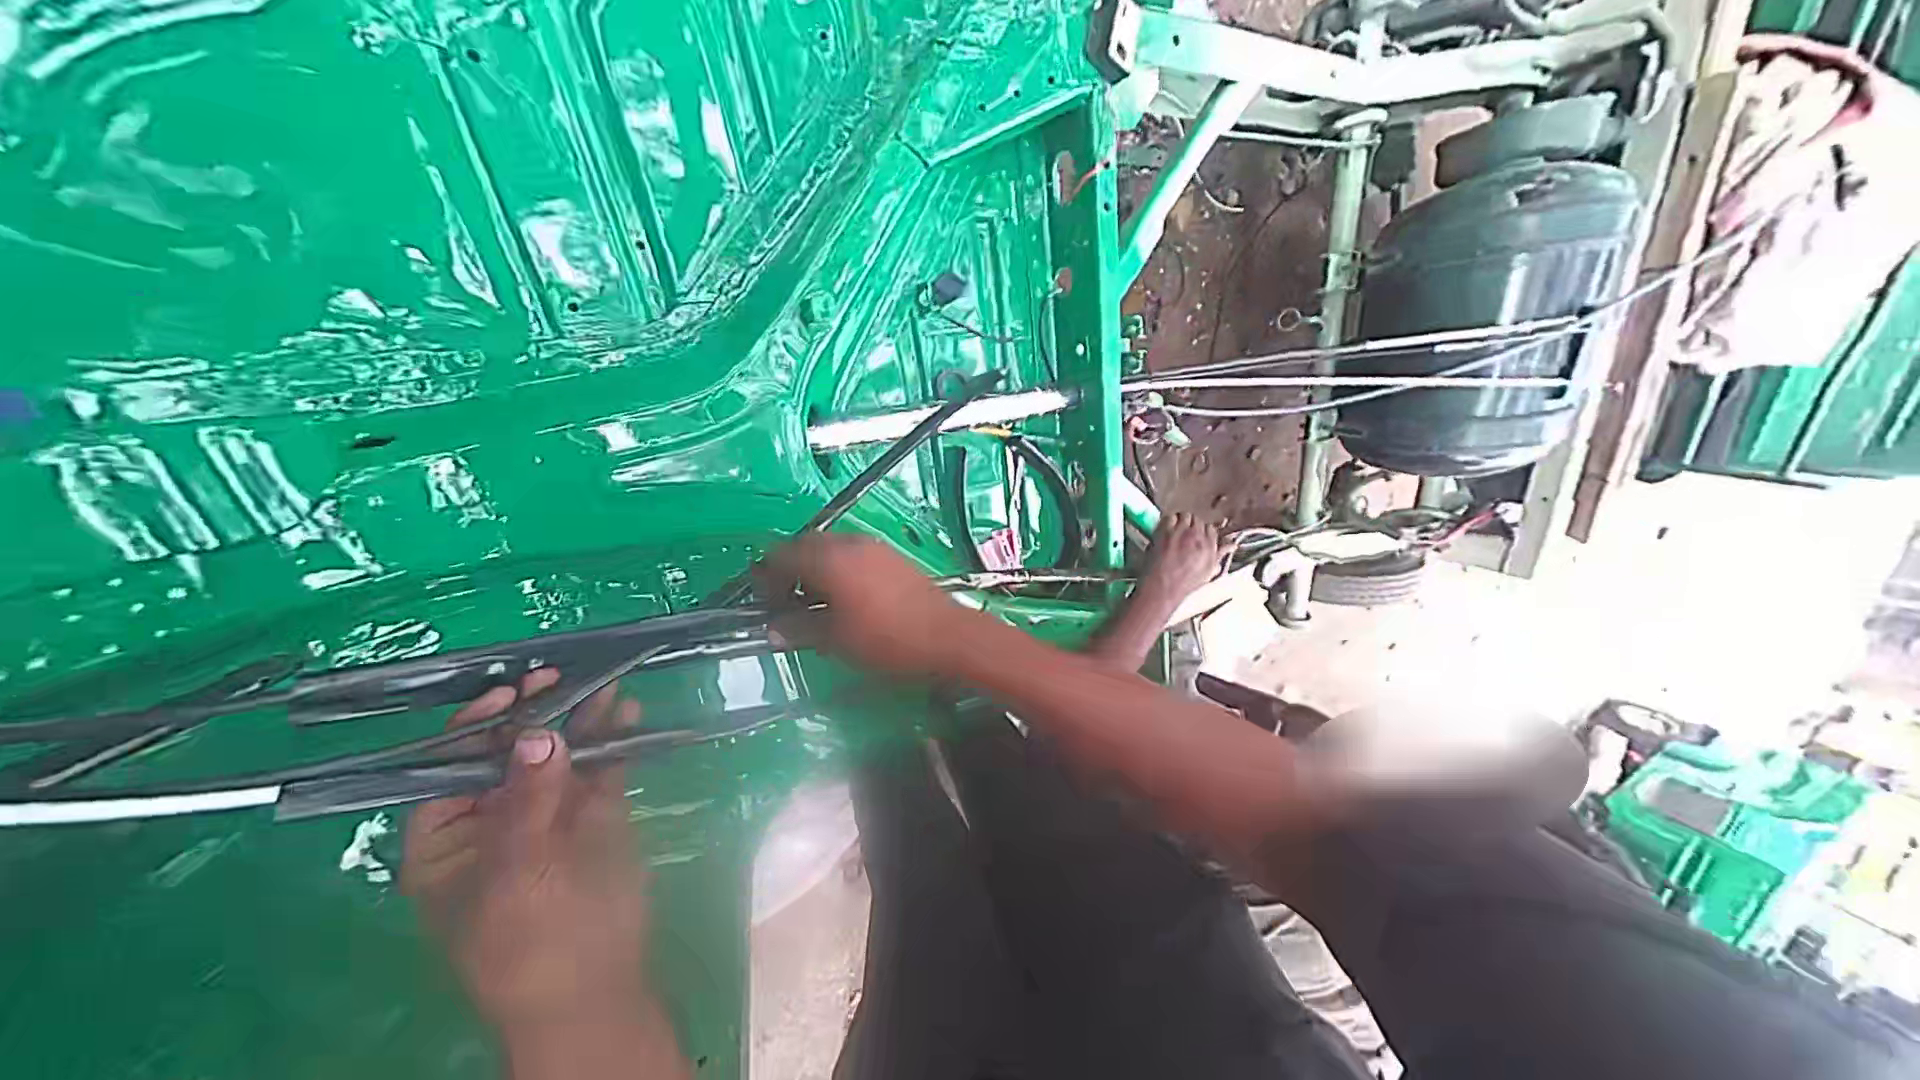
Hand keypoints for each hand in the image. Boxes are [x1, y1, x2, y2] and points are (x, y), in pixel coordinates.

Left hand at [403, 673, 679, 1076]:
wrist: (597, 985)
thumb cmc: (528, 946)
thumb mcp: (514, 878)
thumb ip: (526, 805)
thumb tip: (536, 736)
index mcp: (448, 838)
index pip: (451, 769)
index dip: (476, 729)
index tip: (510, 693)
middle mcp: (496, 814)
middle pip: (511, 751)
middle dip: (535, 713)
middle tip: (560, 677)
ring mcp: (550, 810)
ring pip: (561, 753)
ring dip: (581, 719)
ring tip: (603, 685)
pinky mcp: (596, 811)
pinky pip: (602, 766)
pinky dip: (614, 739)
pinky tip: (628, 713)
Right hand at [753, 532, 970, 677]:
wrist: (947, 635)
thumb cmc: (887, 639)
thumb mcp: (836, 640)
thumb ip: (800, 629)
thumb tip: (773, 629)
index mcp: (829, 559)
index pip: (782, 555)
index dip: (765, 575)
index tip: (761, 598)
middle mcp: (849, 543)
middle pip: (805, 545)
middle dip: (788, 568)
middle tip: (783, 599)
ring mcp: (873, 545)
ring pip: (830, 547)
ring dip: (814, 566)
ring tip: (812, 600)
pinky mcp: (891, 555)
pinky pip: (852, 552)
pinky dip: (838, 566)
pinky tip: (843, 595)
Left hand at [1139, 513, 1230, 602]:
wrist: (1164, 586)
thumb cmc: (1185, 583)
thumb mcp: (1209, 571)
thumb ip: (1220, 555)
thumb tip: (1232, 545)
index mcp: (1210, 545)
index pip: (1211, 529)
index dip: (1203, 532)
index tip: (1198, 535)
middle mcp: (1198, 536)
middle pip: (1198, 520)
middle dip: (1192, 525)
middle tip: (1185, 533)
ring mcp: (1181, 532)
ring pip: (1185, 516)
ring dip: (1181, 521)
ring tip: (1176, 529)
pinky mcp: (1165, 531)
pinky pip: (1169, 517)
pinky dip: (1168, 521)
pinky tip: (1166, 529)